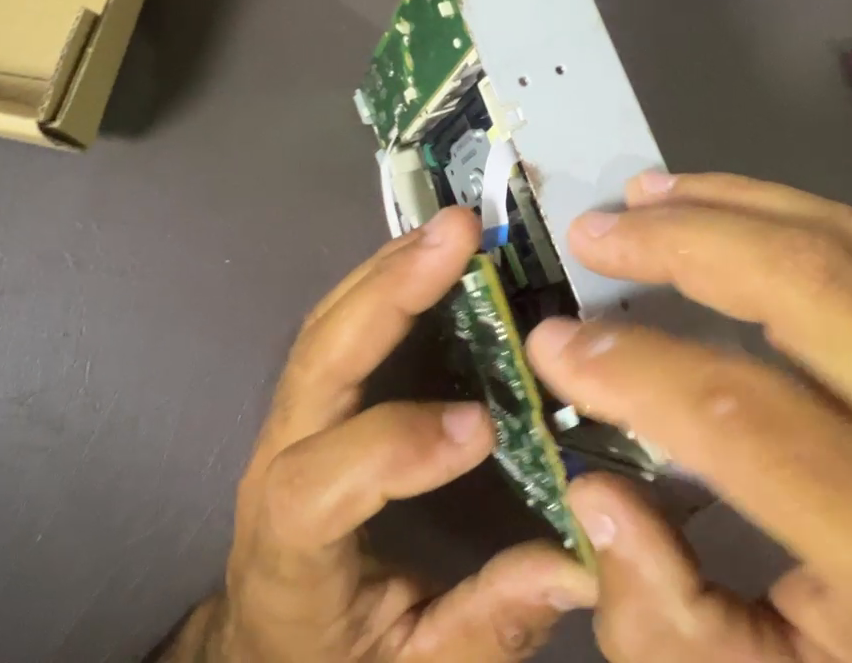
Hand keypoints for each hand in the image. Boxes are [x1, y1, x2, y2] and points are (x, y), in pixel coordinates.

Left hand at [168, 206, 595, 662]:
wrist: (270, 642)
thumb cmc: (339, 657)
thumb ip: (492, 622)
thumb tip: (582, 562)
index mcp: (288, 551)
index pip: (312, 486)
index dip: (393, 447)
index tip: (483, 428)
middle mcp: (276, 466)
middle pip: (314, 366)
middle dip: (388, 295)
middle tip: (459, 239)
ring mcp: (291, 423)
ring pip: (326, 329)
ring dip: (390, 271)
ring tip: (452, 231)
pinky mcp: (316, 401)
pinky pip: (342, 328)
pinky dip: (386, 283)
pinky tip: (431, 257)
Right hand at [525, 172, 851, 662]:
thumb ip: (666, 618)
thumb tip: (595, 489)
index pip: (752, 419)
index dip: (637, 369)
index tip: (553, 344)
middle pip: (815, 284)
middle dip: (684, 241)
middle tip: (593, 232)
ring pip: (848, 241)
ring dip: (732, 202)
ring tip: (643, 192)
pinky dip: (782, 210)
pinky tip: (722, 207)